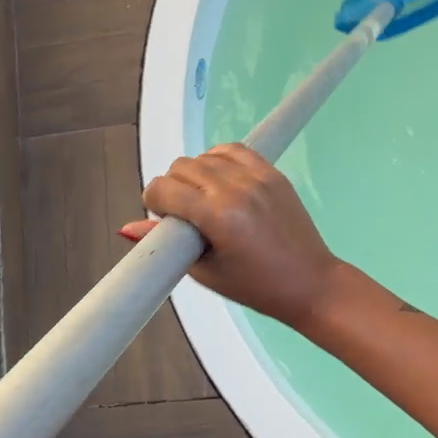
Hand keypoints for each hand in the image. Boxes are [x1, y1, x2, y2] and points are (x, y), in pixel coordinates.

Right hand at [123, 144, 344, 326]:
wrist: (310, 283)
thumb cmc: (257, 287)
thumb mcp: (206, 272)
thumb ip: (167, 244)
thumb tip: (127, 229)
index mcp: (217, 217)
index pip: (163, 188)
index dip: (154, 203)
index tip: (164, 220)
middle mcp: (236, 189)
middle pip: (181, 167)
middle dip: (173, 188)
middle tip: (185, 216)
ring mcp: (258, 177)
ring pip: (205, 156)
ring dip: (196, 175)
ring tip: (206, 202)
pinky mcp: (272, 173)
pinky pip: (233, 150)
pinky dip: (220, 161)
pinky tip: (221, 183)